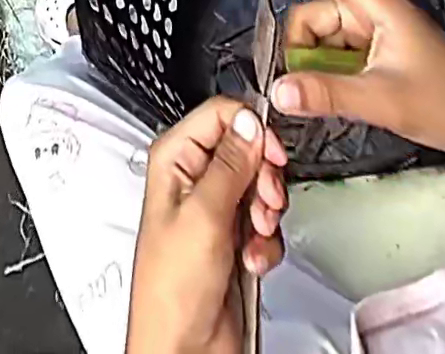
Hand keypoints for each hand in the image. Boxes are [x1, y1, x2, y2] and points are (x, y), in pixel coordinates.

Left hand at [127, 97, 288, 353]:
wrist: (184, 348)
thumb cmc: (172, 287)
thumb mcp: (204, 215)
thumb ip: (230, 165)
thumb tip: (247, 122)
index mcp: (175, 157)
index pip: (219, 114)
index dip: (251, 128)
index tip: (272, 153)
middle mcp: (193, 175)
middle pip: (245, 147)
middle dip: (264, 176)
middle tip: (264, 200)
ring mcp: (214, 205)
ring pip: (258, 184)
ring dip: (266, 212)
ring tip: (254, 234)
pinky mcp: (232, 234)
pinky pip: (264, 220)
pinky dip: (266, 240)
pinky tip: (253, 258)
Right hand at [249, 0, 444, 160]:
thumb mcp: (385, 100)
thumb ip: (327, 94)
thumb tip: (278, 90)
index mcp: (374, 3)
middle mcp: (368, 9)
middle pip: (308, 14)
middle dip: (300, 48)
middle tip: (303, 84)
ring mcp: (369, 29)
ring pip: (316, 35)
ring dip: (313, 64)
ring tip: (337, 93)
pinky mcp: (371, 48)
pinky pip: (329, 50)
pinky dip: (325, 70)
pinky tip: (341, 90)